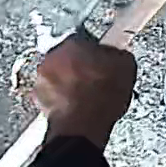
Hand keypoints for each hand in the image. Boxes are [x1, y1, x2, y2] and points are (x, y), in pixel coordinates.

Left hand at [34, 34, 136, 148]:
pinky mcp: (39, 98)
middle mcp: (53, 57)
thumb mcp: (126, 67)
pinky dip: (61, 99)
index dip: (96, 54)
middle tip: (95, 81)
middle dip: (79, 68)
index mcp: (73, 43)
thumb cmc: (101, 96)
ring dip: (69, 83)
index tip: (103, 63)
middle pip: (68, 58)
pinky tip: (77, 107)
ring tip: (87, 97)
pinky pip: (52, 94)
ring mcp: (43, 78)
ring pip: (58, 76)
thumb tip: (119, 53)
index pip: (86, 41)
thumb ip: (119, 54)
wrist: (84, 125)